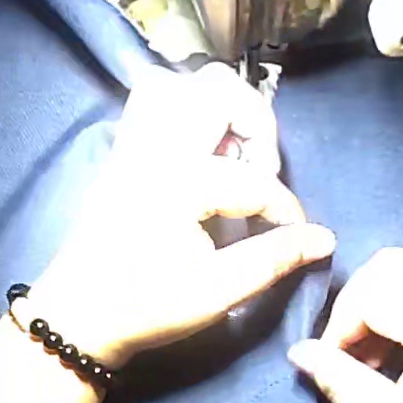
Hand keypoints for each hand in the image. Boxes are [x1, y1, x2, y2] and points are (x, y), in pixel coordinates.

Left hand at [17, 63, 335, 366]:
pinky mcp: (121, 153)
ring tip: (230, 159)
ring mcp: (132, 144)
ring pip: (181, 85)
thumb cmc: (147, 308)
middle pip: (220, 90)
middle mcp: (154, 147)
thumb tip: (323, 240)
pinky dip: (185, 113)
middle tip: (260, 175)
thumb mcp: (217, 292)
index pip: (256, 179)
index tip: (297, 238)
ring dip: (218, 111)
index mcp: (179, 181)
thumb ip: (273, 260)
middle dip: (257, 127)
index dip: (287, 209)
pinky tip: (198, 156)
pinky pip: (153, 103)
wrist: (79, 317)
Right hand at [288, 247, 402, 402]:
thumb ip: (343, 384)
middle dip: (356, 306)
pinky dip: (402, 305)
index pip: (372, 293)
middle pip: (390, 265)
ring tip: (373, 356)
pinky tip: (401, 348)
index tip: (335, 366)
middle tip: (350, 355)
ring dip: (377, 303)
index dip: (340, 327)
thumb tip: (299, 353)